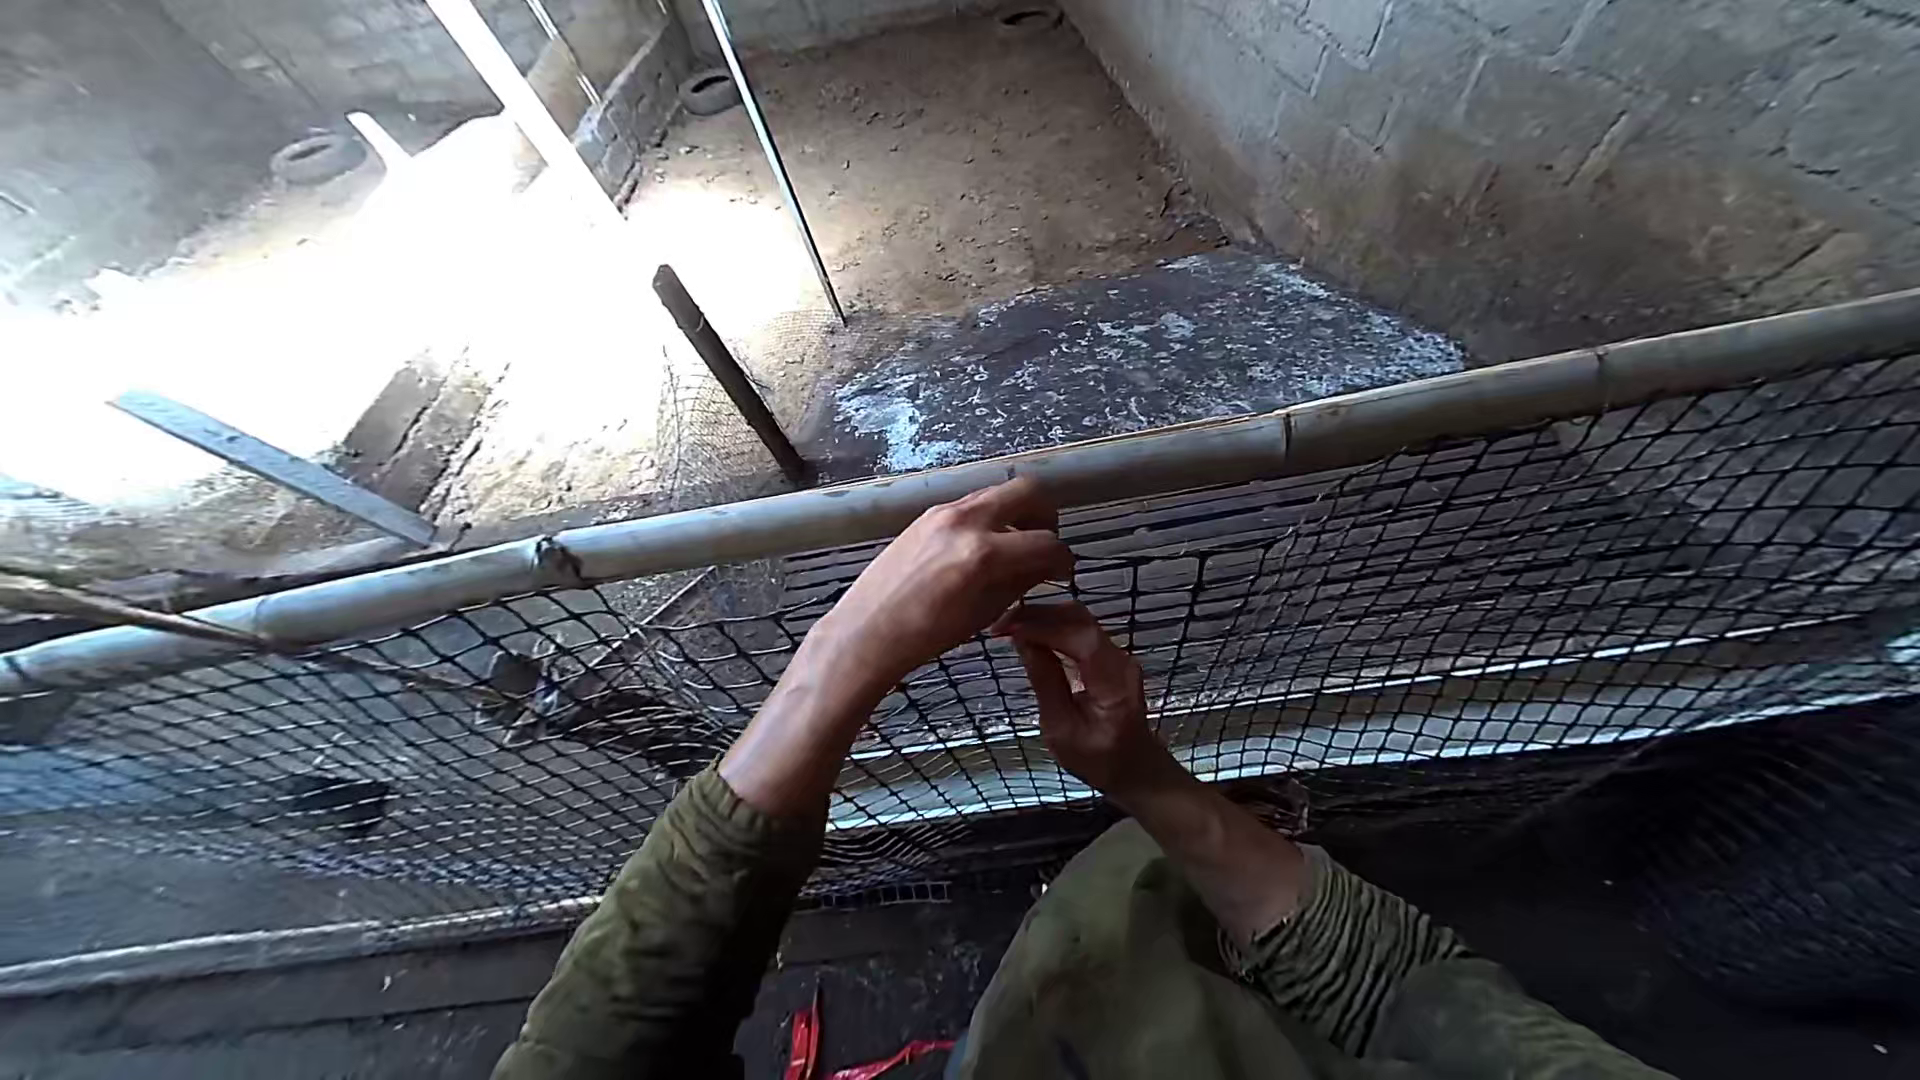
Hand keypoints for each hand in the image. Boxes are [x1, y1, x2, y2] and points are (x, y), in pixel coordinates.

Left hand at [806, 477, 1073, 696]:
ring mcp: (943, 511)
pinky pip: (971, 504)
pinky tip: (980, 549)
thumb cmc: (926, 635)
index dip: (1064, 560)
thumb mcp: (984, 612)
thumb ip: (1021, 581)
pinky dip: (989, 518)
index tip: (1063, 572)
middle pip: (1028, 491)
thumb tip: (1046, 565)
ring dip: (1016, 514)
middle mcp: (966, 520)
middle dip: (1047, 516)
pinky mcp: (927, 513)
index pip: (1047, 543)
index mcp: (983, 553)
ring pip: (998, 493)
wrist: (867, 630)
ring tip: (1012, 548)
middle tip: (1043, 543)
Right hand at [995, 601, 1181, 800]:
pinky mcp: (1110, 654)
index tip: (1008, 629)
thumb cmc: (1097, 759)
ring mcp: (1118, 654)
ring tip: (1010, 625)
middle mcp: (1120, 659)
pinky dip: (1052, 625)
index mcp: (1112, 683)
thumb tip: (1022, 641)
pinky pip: (1080, 629)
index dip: (1042, 627)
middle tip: (1001, 623)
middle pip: (1079, 619)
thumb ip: (1045, 682)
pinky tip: (1029, 632)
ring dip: (1043, 617)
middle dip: (1038, 615)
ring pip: (1079, 619)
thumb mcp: (1060, 729)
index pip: (1079, 638)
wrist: (1136, 767)